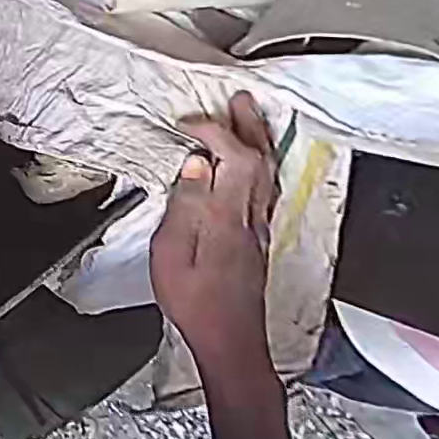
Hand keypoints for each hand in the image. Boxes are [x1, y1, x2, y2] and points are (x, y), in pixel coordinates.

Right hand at [149, 92, 277, 376]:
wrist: (229, 339)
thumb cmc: (193, 300)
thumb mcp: (171, 253)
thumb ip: (185, 207)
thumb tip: (194, 167)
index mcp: (227, 219)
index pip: (234, 160)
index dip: (215, 133)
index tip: (189, 124)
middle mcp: (251, 219)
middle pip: (260, 161)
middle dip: (248, 126)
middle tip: (238, 99)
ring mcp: (257, 228)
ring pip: (267, 173)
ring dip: (257, 140)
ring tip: (246, 117)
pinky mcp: (256, 238)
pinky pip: (264, 188)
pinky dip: (257, 162)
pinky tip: (249, 161)